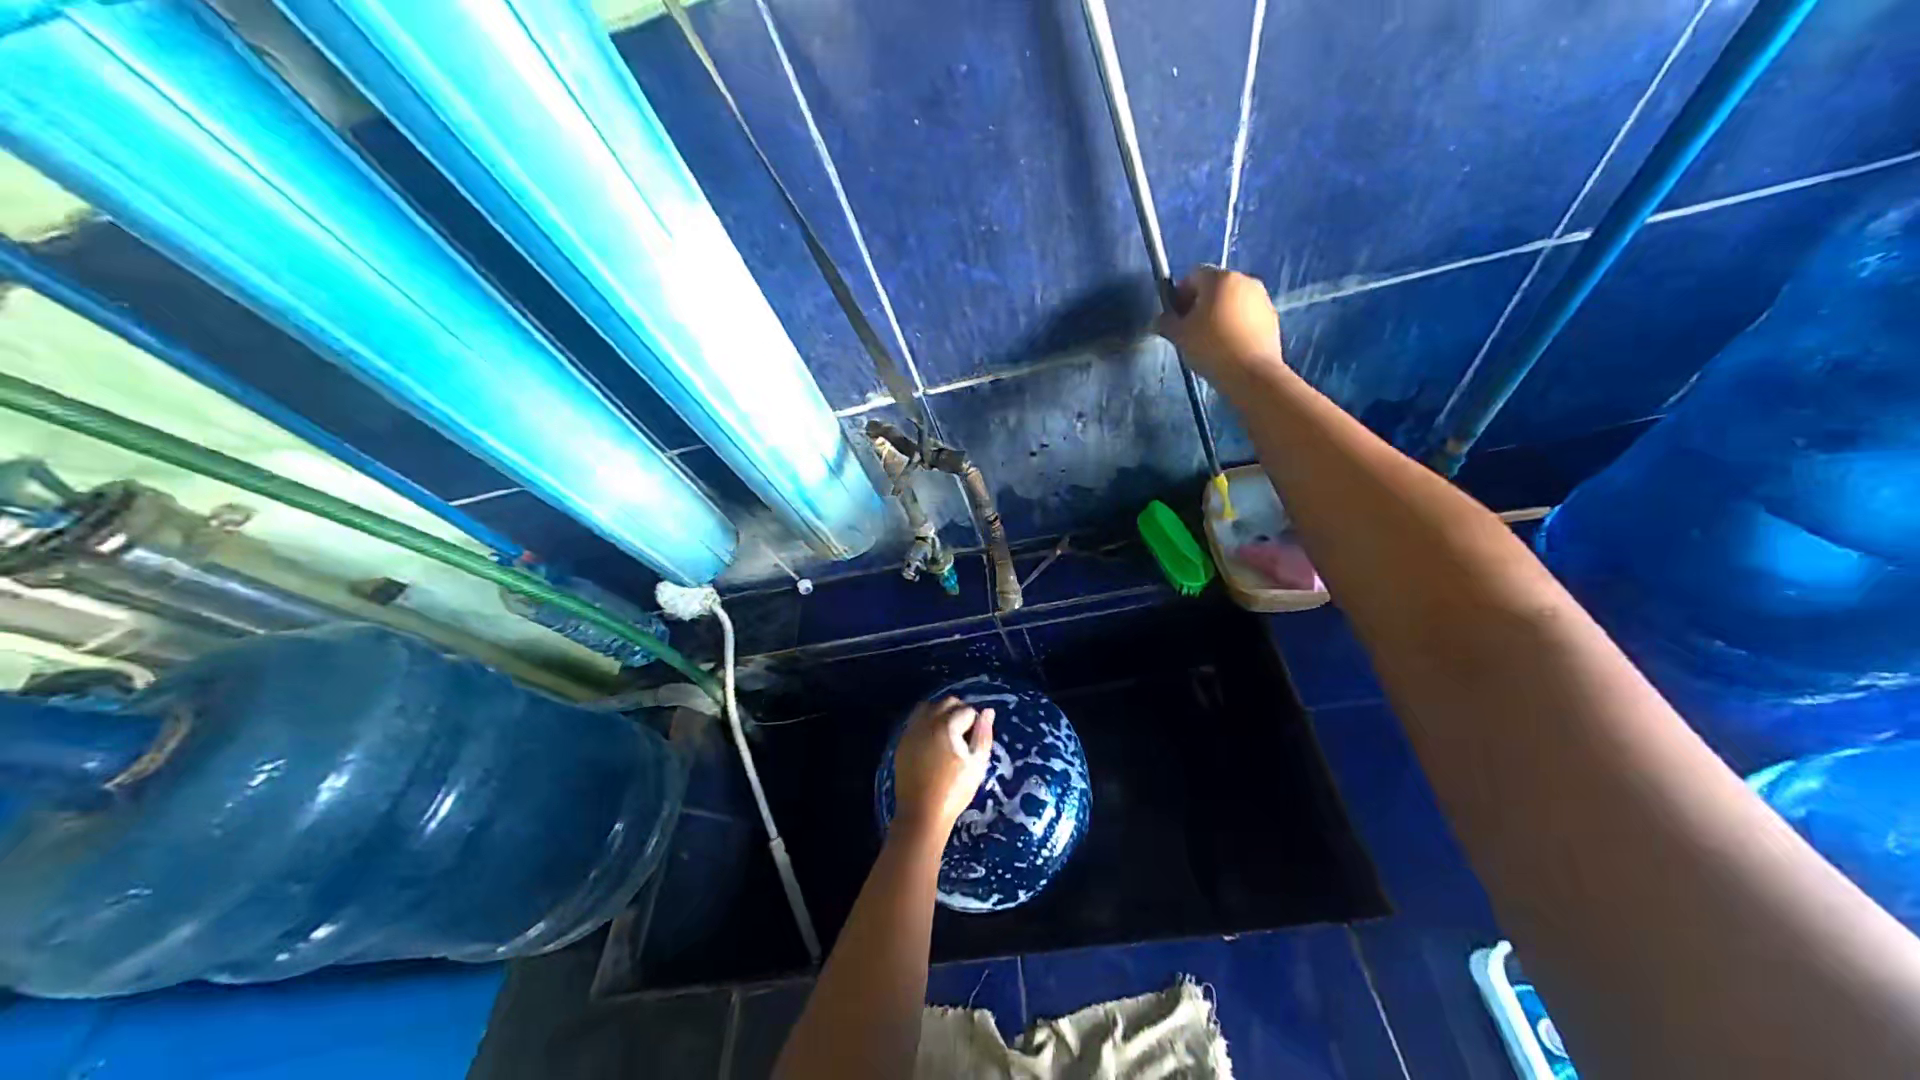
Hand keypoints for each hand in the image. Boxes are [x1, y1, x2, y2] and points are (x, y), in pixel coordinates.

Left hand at [891, 697, 994, 838]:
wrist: (922, 813)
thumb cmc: (955, 790)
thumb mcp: (977, 763)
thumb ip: (984, 734)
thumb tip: (988, 711)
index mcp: (946, 725)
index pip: (967, 710)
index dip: (975, 724)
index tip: (974, 743)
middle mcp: (925, 721)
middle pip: (947, 702)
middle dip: (959, 711)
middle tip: (965, 736)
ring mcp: (911, 731)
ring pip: (928, 706)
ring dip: (940, 713)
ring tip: (948, 734)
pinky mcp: (902, 742)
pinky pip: (915, 720)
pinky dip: (926, 722)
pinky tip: (933, 741)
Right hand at [1157, 266, 1288, 390]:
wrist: (1251, 373)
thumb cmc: (1210, 348)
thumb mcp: (1179, 336)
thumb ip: (1166, 322)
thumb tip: (1161, 320)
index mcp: (1220, 278)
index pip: (1193, 275)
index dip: (1180, 293)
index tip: (1175, 315)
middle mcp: (1245, 280)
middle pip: (1215, 286)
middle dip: (1200, 303)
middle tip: (1190, 328)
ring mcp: (1262, 298)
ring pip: (1233, 300)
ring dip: (1219, 313)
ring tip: (1210, 340)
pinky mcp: (1272, 317)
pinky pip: (1248, 315)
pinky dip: (1236, 324)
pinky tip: (1228, 346)